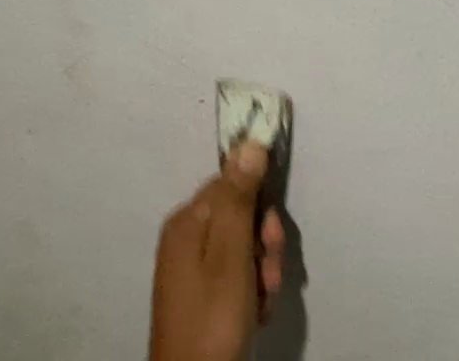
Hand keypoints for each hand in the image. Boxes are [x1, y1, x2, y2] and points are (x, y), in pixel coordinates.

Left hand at [149, 143, 286, 360]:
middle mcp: (186, 236)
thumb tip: (249, 142)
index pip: (231, 182)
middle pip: (240, 216)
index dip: (259, 205)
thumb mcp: (232, 255)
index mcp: (187, 220)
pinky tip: (254, 312)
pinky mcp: (202, 293)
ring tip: (261, 300)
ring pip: (244, 248)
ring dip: (263, 271)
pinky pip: (236, 274)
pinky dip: (252, 290)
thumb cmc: (213, 316)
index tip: (272, 233)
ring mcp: (193, 267)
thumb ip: (240, 198)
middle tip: (268, 274)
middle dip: (264, 243)